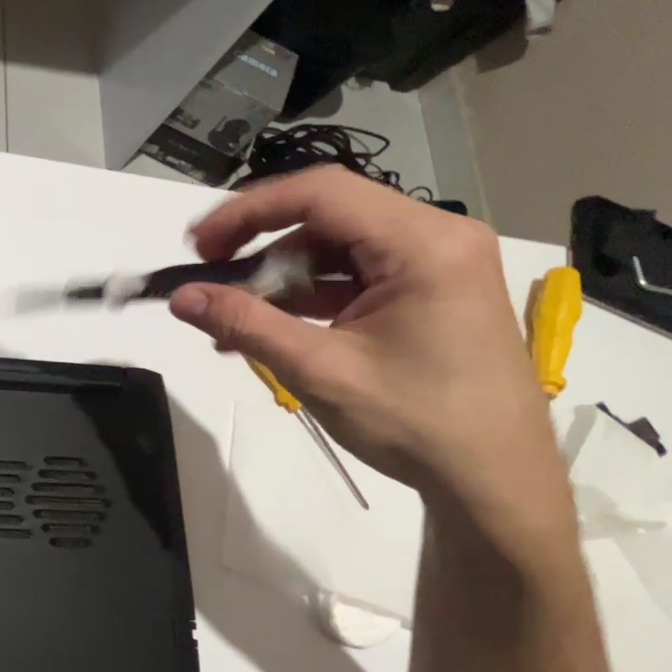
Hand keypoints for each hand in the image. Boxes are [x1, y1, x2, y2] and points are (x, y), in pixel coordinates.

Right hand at [168, 167, 560, 507]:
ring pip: (335, 247)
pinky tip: (268, 328)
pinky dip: (307, 296)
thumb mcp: (319, 370)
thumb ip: (245, 325)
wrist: (492, 477)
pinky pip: (353, 275)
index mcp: (424, 243)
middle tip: (205, 278)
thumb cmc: (414, 421)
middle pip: (327, 216)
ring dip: (278, 277)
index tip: (196, 247)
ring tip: (229, 319)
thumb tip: (179, 297)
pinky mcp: (429, 292)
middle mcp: (437, 237)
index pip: (321, 193)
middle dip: (259, 245)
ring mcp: (436, 264)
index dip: (247, 212)